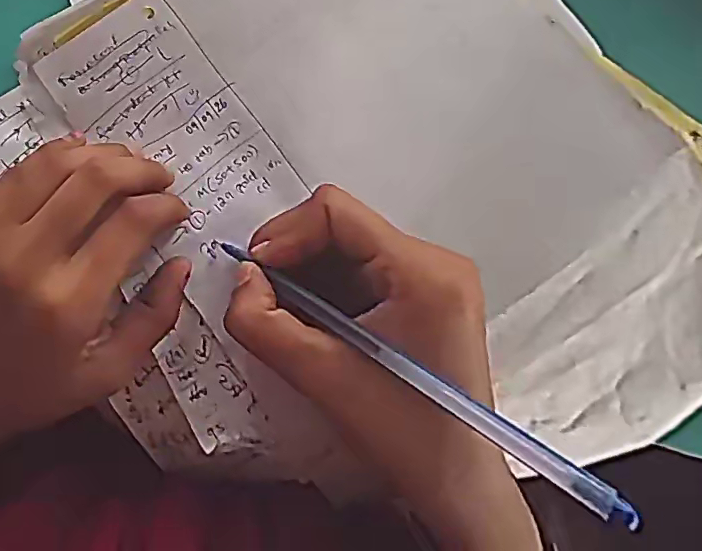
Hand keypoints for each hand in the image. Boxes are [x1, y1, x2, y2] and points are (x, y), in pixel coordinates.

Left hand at [0, 138, 191, 466]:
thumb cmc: (38, 386)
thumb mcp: (109, 372)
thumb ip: (154, 317)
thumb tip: (180, 261)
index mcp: (69, 304)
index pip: (128, 224)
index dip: (163, 205)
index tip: (177, 206)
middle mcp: (27, 261)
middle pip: (94, 181)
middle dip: (138, 169)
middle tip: (159, 175)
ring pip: (56, 164)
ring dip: (101, 153)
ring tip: (126, 160)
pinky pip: (19, 170)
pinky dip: (58, 153)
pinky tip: (82, 153)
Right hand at [224, 185, 539, 550]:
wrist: (459, 490)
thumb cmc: (410, 440)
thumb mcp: (322, 378)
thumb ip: (264, 324)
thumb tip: (242, 278)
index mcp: (423, 273)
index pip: (335, 212)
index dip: (286, 231)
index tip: (258, 265)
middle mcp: (434, 262)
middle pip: (339, 224)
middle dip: (293, 254)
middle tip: (263, 290)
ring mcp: (431, 276)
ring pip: (344, 244)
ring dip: (306, 271)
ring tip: (288, 312)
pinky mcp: (421, 292)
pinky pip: (357, 266)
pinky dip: (323, 284)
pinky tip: (313, 320)